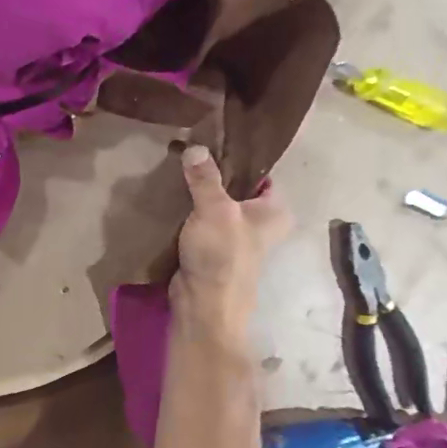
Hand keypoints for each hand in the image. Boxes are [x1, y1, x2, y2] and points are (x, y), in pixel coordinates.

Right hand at [171, 147, 290, 341]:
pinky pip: (200, 224)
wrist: (203, 303)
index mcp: (275, 211)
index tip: (211, 143)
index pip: (259, 174)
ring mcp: (235, 238)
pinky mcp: (212, 250)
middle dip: (212, 177)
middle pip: (234, 189)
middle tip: (187, 156)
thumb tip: (195, 147)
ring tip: (175, 175)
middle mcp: (260, 223)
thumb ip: (205, 178)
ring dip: (196, 197)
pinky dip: (188, 216)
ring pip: (215, 207)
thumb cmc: (221, 254)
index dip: (237, 159)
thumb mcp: (214, 209)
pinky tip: (171, 202)